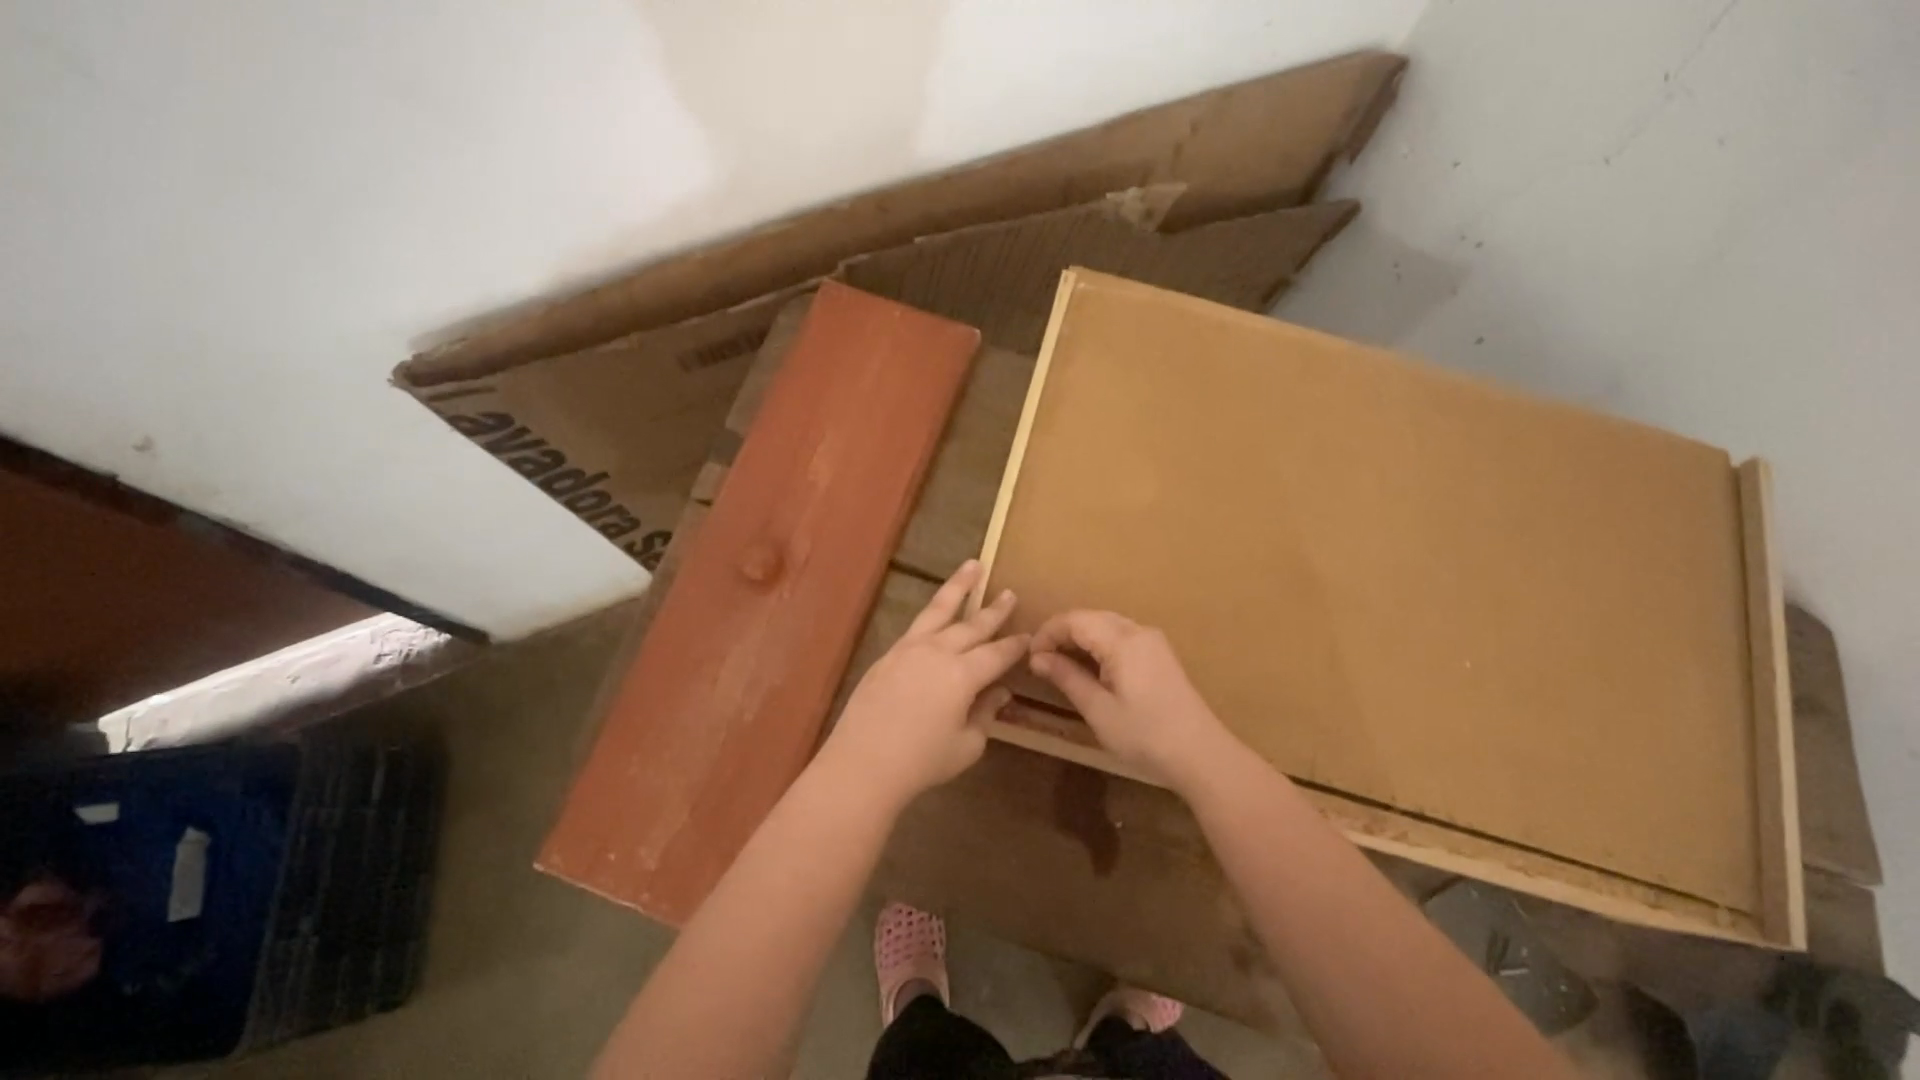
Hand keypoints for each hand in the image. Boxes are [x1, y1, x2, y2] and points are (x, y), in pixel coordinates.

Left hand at [817, 561, 1027, 810]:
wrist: (862, 764)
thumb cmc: (921, 761)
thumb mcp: (966, 745)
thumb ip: (985, 714)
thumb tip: (998, 693)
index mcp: (963, 675)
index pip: (997, 653)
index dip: (1016, 645)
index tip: (1030, 635)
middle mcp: (937, 652)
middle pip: (972, 625)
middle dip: (994, 610)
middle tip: (1010, 593)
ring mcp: (908, 649)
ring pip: (938, 610)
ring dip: (958, 587)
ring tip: (973, 565)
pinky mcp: (887, 656)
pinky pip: (916, 627)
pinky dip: (931, 615)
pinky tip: (937, 613)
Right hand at [1028, 610, 1237, 792]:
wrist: (1200, 754)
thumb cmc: (1144, 735)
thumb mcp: (1098, 710)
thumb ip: (1067, 677)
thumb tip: (1038, 658)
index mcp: (1122, 640)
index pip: (1075, 620)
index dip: (1048, 633)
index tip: (1030, 658)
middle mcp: (1139, 631)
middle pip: (1091, 617)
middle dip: (1062, 633)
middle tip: (1041, 660)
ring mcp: (1153, 642)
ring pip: (1107, 625)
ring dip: (1081, 638)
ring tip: (1060, 664)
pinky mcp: (1160, 655)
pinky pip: (1122, 636)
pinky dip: (1100, 645)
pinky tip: (1090, 668)